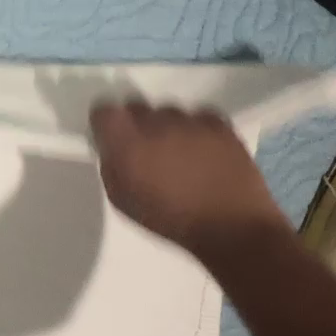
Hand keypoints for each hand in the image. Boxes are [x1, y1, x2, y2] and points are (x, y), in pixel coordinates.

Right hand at [88, 101, 289, 254]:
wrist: (232, 229)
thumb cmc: (169, 219)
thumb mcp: (120, 198)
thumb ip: (111, 164)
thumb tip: (113, 148)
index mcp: (126, 142)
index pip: (104, 109)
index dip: (106, 122)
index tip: (111, 137)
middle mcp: (155, 123)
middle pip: (136, 107)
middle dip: (136, 124)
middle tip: (146, 148)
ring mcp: (190, 122)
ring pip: (168, 111)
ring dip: (167, 126)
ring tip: (179, 150)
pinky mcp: (220, 126)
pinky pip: (200, 116)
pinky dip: (197, 128)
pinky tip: (202, 147)